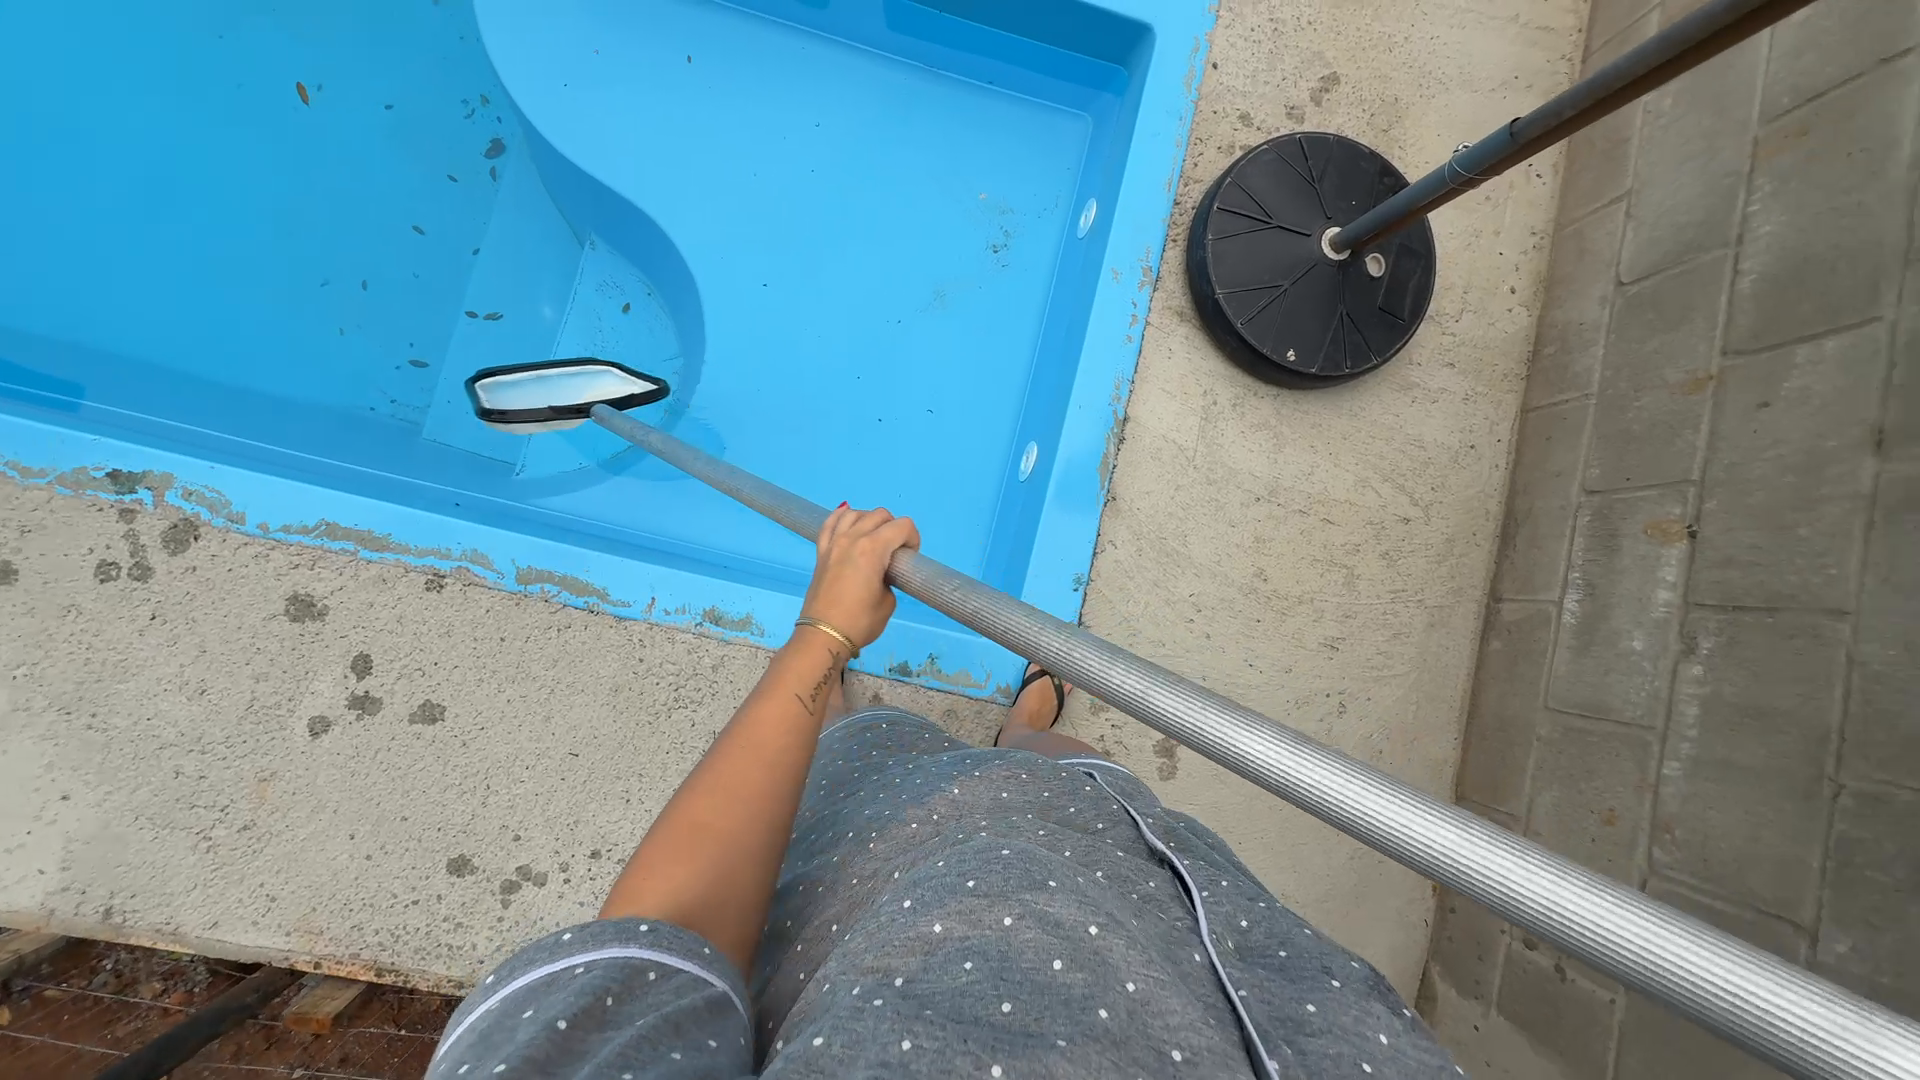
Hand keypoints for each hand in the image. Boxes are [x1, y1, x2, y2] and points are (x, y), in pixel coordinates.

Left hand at [798, 505, 919, 648]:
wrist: (823, 635)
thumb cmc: (860, 622)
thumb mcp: (888, 602)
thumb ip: (889, 579)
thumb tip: (882, 573)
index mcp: (873, 549)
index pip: (902, 526)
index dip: (913, 538)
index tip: (910, 557)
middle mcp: (852, 538)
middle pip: (880, 515)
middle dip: (895, 528)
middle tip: (896, 551)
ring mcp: (834, 543)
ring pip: (855, 513)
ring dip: (870, 520)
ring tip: (875, 538)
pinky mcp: (821, 552)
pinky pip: (830, 523)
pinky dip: (841, 516)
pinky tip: (849, 520)